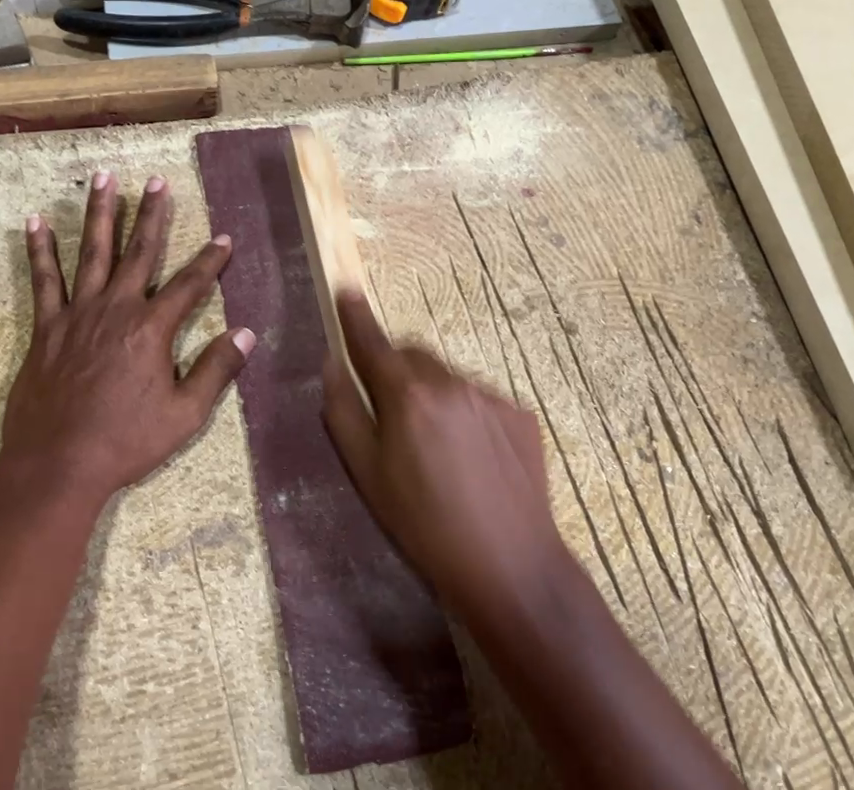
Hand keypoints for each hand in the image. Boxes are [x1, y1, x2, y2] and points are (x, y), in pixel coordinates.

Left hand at [0, 171, 254, 508]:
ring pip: (92, 252)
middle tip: (158, 180)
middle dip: (152, 215)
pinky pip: (43, 279)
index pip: (189, 285)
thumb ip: (215, 370)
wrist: (58, 462)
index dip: (210, 261)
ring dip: (100, 213)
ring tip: (104, 178)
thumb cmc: (125, 442)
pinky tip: (35, 221)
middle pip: (139, 252)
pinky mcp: (46, 327)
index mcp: (151, 330)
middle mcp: (115, 310)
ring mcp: (77, 314)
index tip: (224, 237)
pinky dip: (40, 249)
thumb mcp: (184, 414)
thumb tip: (246, 334)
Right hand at [322, 290, 567, 615]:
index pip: (373, 342)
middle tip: (390, 417)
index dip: (355, 316)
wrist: (509, 564)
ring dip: (430, 395)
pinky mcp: (521, 415)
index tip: (346, 289)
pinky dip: (463, 413)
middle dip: (395, 371)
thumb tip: (331, 365)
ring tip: (435, 450)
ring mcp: (492, 396)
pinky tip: (468, 459)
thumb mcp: (365, 473)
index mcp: (407, 395)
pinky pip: (478, 398)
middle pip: (412, 356)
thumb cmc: (422, 523)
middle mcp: (451, 383)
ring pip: (446, 377)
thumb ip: (342, 411)